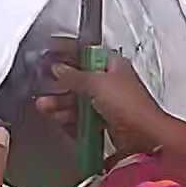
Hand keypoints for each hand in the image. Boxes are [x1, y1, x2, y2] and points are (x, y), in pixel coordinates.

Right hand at [33, 44, 173, 156]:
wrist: (143, 137)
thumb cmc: (128, 104)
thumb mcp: (97, 83)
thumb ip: (75, 75)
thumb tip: (58, 68)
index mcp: (113, 65)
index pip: (87, 52)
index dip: (69, 50)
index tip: (50, 49)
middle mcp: (111, 83)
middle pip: (80, 78)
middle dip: (60, 82)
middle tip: (42, 83)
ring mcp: (108, 104)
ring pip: (79, 100)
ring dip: (60, 102)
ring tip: (44, 105)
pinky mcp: (105, 123)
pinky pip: (82, 118)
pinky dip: (69, 118)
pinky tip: (56, 118)